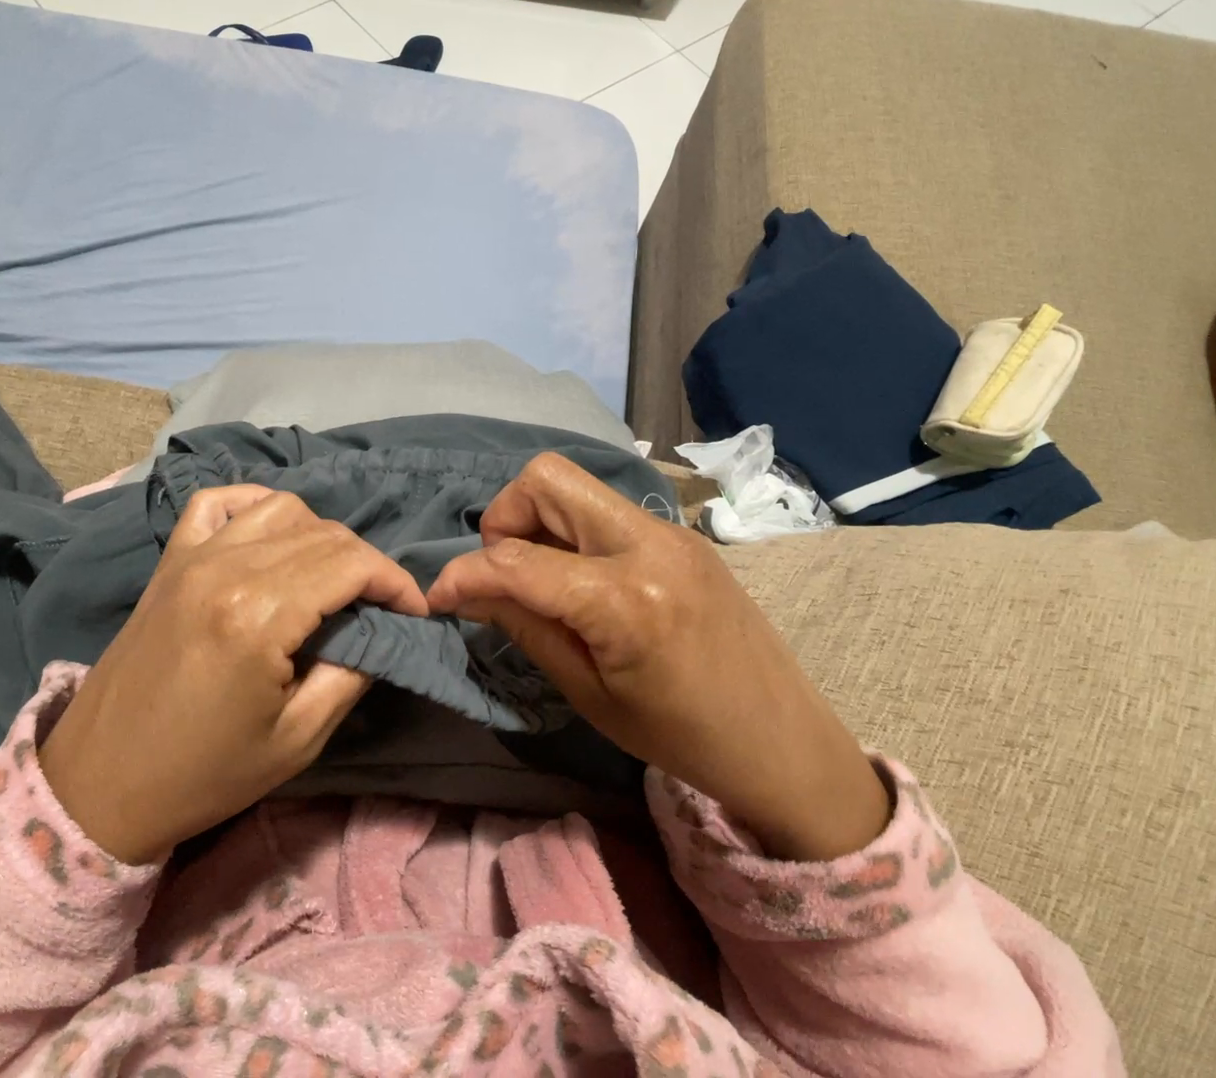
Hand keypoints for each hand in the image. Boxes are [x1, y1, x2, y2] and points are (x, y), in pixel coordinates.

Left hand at [39, 486, 428, 864]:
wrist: (103, 781)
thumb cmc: (205, 773)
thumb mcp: (297, 738)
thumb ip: (350, 673)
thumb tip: (379, 632)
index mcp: (259, 615)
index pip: (351, 563)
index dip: (395, 582)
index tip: (415, 612)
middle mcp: (226, 568)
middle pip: (323, 533)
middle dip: (366, 564)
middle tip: (379, 607)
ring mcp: (191, 557)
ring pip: (279, 508)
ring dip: (320, 536)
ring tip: (332, 579)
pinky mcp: (168, 562)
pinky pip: (218, 504)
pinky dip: (256, 506)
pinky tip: (272, 537)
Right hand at [428, 454, 889, 860]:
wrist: (779, 737)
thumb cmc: (679, 735)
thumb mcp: (587, 692)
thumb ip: (524, 627)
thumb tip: (465, 590)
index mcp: (624, 600)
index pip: (516, 560)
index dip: (463, 575)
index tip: (436, 597)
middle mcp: (648, 544)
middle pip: (547, 479)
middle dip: (505, 518)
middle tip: (503, 575)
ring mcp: (671, 531)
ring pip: (577, 485)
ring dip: (539, 521)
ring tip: (542, 580)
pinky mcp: (682, 534)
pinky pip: (607, 508)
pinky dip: (573, 532)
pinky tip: (582, 582)